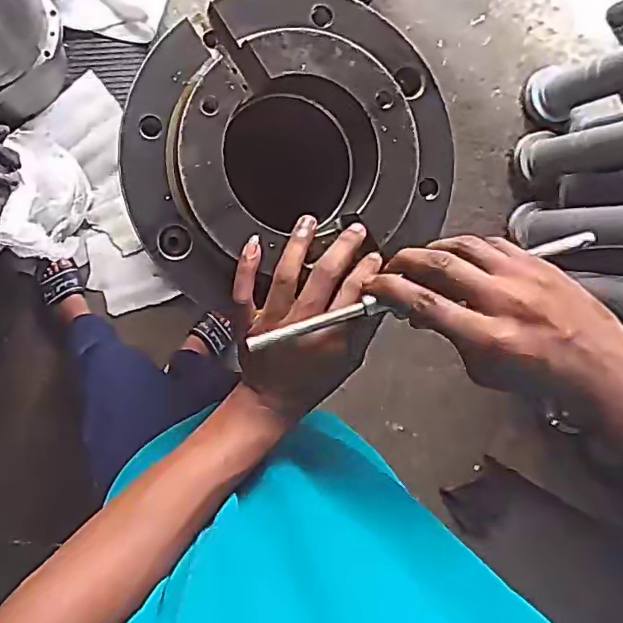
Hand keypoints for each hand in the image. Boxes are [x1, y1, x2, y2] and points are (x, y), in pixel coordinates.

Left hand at [230, 216, 383, 426]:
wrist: (271, 400)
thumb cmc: (309, 382)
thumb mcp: (347, 361)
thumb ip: (362, 330)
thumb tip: (379, 299)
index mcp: (328, 334)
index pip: (352, 292)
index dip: (366, 270)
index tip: (373, 256)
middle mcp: (300, 323)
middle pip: (322, 276)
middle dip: (342, 248)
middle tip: (353, 230)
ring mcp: (270, 319)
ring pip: (285, 274)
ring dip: (298, 244)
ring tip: (308, 222)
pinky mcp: (246, 320)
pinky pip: (243, 290)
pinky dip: (247, 266)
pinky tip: (253, 243)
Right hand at [364, 235, 622, 433]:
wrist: (606, 372)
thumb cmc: (552, 381)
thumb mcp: (487, 373)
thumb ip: (453, 339)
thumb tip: (429, 315)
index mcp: (490, 336)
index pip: (423, 301)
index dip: (390, 289)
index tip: (377, 286)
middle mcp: (507, 301)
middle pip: (438, 263)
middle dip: (405, 260)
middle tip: (394, 266)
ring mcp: (526, 278)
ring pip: (465, 244)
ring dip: (435, 247)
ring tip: (425, 257)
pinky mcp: (540, 266)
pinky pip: (495, 243)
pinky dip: (471, 246)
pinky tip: (465, 254)